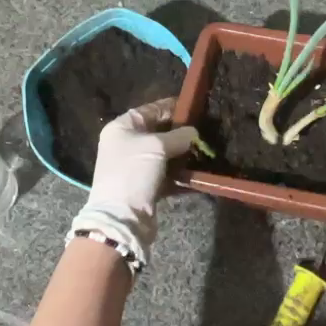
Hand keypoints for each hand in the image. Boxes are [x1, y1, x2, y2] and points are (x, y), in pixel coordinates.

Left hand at [70, 99, 200, 269]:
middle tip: (203, 132)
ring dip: (182, 155)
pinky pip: (166, 175)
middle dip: (180, 133)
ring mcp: (134, 167)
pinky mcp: (144, 187)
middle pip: (157, 133)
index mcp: (121, 128)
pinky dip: (180, 174)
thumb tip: (193, 132)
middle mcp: (126, 144)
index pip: (149, 110)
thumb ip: (178, 136)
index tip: (193, 108)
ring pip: (164, 155)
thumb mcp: (157, 146)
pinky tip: (197, 174)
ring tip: (204, 152)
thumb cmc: (134, 172)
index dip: (171, 108)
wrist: (121, 218)